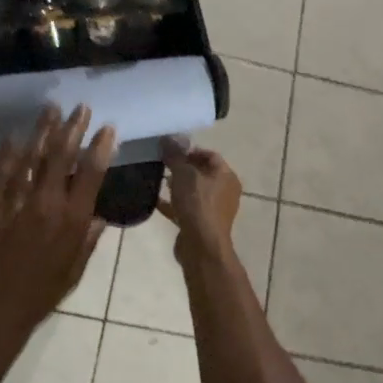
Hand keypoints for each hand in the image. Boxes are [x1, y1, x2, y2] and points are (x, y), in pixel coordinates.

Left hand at [0, 104, 117, 346]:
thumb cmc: (41, 295)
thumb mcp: (74, 272)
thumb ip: (87, 242)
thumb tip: (98, 219)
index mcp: (72, 222)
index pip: (91, 175)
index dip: (101, 148)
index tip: (108, 128)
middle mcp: (47, 206)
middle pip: (61, 157)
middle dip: (73, 128)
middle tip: (80, 108)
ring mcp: (16, 204)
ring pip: (31, 159)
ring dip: (43, 131)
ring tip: (51, 108)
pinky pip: (1, 175)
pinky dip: (8, 154)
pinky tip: (14, 137)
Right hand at [157, 137, 241, 260]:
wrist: (201, 246)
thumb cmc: (197, 205)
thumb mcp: (184, 174)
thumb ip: (175, 155)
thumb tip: (167, 137)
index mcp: (227, 176)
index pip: (211, 155)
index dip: (191, 150)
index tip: (171, 151)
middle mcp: (225, 191)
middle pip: (202, 173)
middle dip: (182, 168)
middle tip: (162, 164)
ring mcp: (214, 210)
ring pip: (194, 192)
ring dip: (177, 186)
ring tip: (158, 180)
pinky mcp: (201, 224)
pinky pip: (186, 209)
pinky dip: (173, 204)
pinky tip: (155, 201)